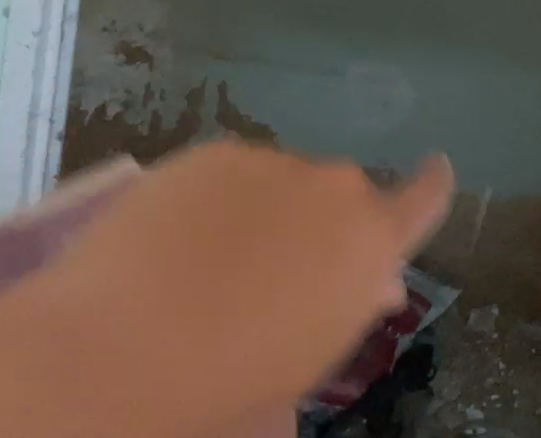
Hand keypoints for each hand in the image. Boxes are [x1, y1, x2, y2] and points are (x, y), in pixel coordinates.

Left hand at [23, 140, 454, 434]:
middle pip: (345, 196)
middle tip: (277, 265)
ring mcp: (278, 165)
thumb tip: (374, 288)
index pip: (429, 195)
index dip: (433, 181)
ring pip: (284, 184)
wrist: (105, 357)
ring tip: (207, 262)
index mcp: (374, 244)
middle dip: (322, 223)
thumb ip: (350, 313)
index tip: (435, 166)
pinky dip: (213, 200)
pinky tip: (169, 244)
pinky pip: (231, 173)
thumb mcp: (306, 366)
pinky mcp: (217, 153)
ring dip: (266, 211)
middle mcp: (340, 190)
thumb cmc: (221, 387)